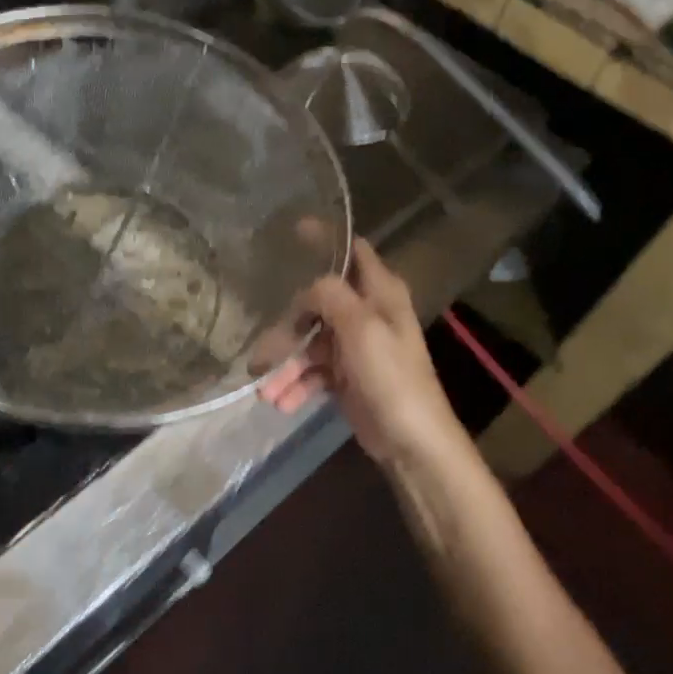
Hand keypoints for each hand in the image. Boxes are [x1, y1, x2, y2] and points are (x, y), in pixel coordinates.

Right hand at [288, 240, 464, 463]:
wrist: (412, 442)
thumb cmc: (392, 378)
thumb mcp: (362, 329)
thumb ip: (331, 297)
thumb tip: (306, 288)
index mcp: (381, 293)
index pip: (352, 251)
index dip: (324, 239)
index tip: (290, 231)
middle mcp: (368, 313)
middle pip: (317, 304)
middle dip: (287, 327)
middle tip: (260, 352)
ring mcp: (356, 347)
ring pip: (309, 343)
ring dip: (286, 365)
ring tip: (266, 392)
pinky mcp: (347, 378)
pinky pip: (313, 372)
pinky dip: (296, 385)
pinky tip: (282, 403)